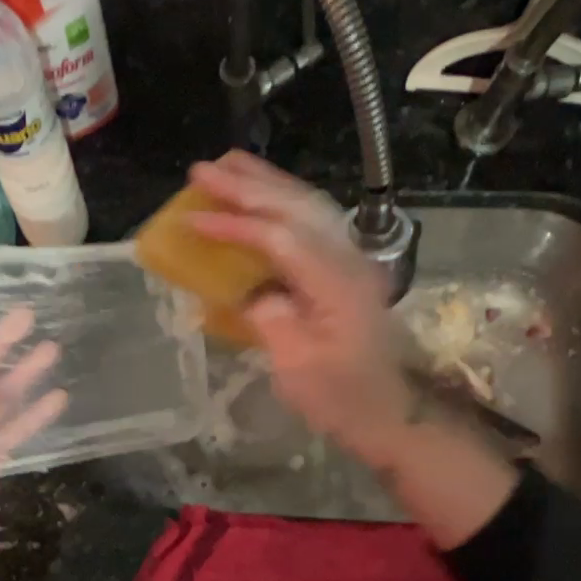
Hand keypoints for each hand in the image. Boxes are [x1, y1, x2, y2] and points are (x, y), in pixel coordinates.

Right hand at [186, 151, 417, 469]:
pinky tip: (261, 197)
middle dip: (248, 186)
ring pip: (306, 208)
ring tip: (228, 165)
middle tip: (203, 169)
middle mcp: (348, 260)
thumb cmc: (340, 399)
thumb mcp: (297, 367)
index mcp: (337, 283)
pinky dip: (280, 206)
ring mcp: (349, 262)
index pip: (280, 238)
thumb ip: (271, 319)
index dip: (235, 224)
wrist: (387, 414)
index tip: (193, 217)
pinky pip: (309, 225)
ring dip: (266, 185)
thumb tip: (251, 291)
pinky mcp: (343, 272)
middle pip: (296, 209)